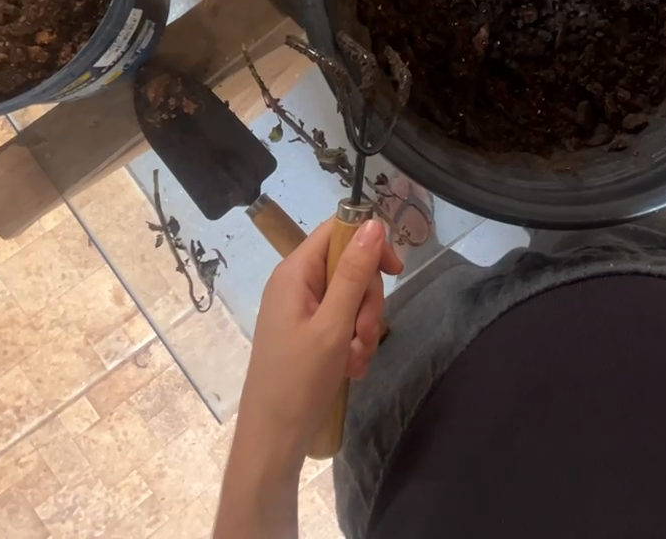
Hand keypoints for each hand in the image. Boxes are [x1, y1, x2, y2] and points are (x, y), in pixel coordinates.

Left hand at [240, 218, 402, 449]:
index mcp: (295, 272)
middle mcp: (297, 284)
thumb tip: (374, 222)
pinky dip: (354, 342)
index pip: (339, 230)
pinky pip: (343, 322)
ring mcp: (302, 310)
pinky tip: (351, 368)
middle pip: (350, 266)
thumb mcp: (333, 324)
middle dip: (367, 300)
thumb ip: (354, 272)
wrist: (272, 443)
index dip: (370, 244)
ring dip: (364, 327)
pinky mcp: (308, 333)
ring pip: (351, 297)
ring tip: (356, 358)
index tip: (394, 271)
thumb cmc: (298, 381)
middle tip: (365, 332)